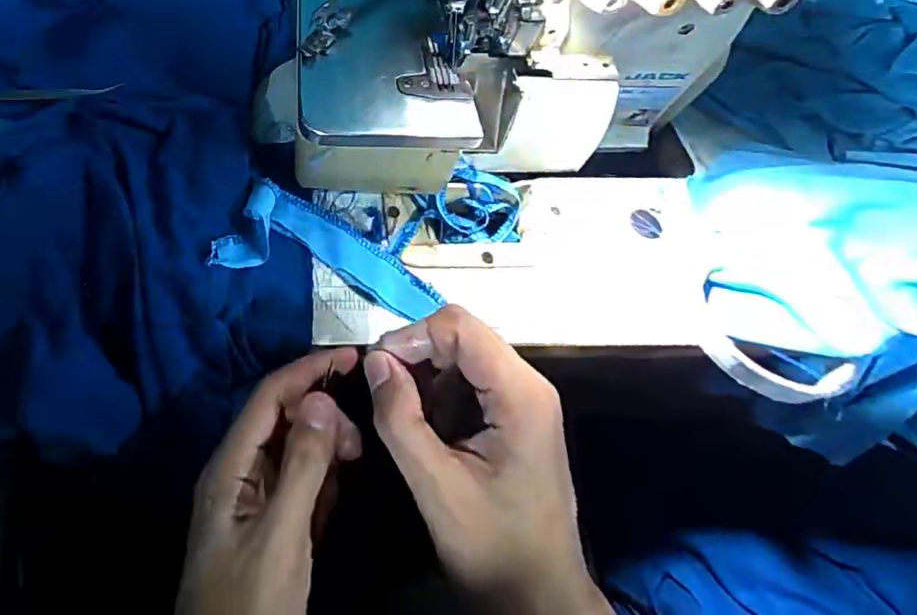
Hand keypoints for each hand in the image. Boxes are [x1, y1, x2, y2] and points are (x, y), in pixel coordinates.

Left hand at [178, 348, 362, 614]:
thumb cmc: (249, 601)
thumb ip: (301, 464)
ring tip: (354, 455)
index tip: (351, 357)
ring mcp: (254, 500)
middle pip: (281, 417)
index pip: (268, 397)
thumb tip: (322, 398)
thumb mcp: (280, 534)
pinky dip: (323, 470)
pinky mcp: (270, 522)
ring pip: (294, 447)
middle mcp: (239, 473)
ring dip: (325, 441)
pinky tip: (342, 476)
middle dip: (322, 411)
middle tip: (358, 432)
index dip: (307, 370)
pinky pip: (299, 478)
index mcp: (230, 467)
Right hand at [365, 306, 608, 614]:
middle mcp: (529, 382)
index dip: (414, 335)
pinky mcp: (518, 413)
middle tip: (382, 385)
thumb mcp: (437, 488)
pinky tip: (425, 423)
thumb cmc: (494, 547)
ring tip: (400, 408)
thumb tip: (376, 361)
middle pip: (465, 335)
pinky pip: (473, 379)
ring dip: (428, 372)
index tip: (377, 365)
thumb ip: (401, 419)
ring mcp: (526, 397)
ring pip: (466, 354)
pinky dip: (442, 391)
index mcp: (520, 393)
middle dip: (418, 352)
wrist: (540, 598)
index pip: (461, 327)